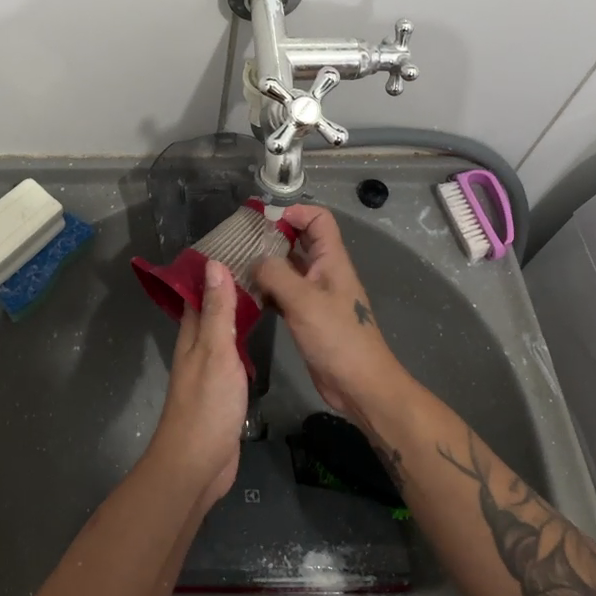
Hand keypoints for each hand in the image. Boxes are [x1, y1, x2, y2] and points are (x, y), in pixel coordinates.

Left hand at [146, 260, 248, 507]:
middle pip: (210, 310)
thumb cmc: (206, 405)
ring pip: (222, 332)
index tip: (235, 244)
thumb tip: (213, 264)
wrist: (198, 465)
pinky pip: (232, 356)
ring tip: (265, 292)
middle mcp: (196, 348)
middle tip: (260, 264)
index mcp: (191, 335)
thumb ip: (217, 311)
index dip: (212, 269)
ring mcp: (209, 371)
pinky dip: (243, 340)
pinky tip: (260, 336)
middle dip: (228, 287)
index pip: (198, 291)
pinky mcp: (222, 391)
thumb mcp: (215, 352)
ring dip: (236, 313)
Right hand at [252, 204, 409, 425]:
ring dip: (266, 264)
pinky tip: (246, 294)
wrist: (359, 384)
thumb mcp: (303, 300)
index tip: (265, 219)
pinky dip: (267, 289)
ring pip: (289, 268)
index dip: (295, 212)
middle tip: (241, 240)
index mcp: (332, 260)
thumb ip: (275, 274)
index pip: (318, 219)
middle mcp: (325, 272)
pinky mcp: (307, 316)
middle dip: (274, 236)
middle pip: (300, 240)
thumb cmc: (337, 337)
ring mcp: (316, 295)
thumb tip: (253, 261)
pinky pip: (284, 293)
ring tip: (236, 264)